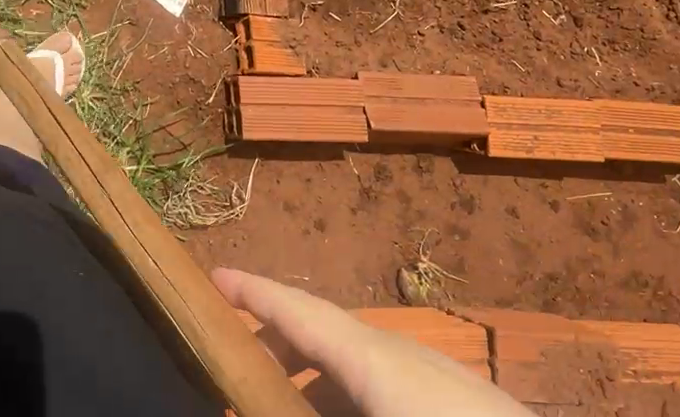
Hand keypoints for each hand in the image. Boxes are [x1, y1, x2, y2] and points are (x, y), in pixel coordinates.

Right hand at [212, 268, 532, 416]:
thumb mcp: (365, 413)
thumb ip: (305, 410)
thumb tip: (250, 406)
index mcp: (376, 362)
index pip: (299, 310)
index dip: (253, 291)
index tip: (212, 277)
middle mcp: (405, 357)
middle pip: (325, 328)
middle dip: (277, 335)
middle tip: (236, 355)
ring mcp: (442, 378)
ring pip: (360, 357)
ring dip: (315, 371)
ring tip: (284, 399)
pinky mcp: (468, 400)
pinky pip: (391, 381)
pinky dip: (353, 390)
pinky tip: (345, 414)